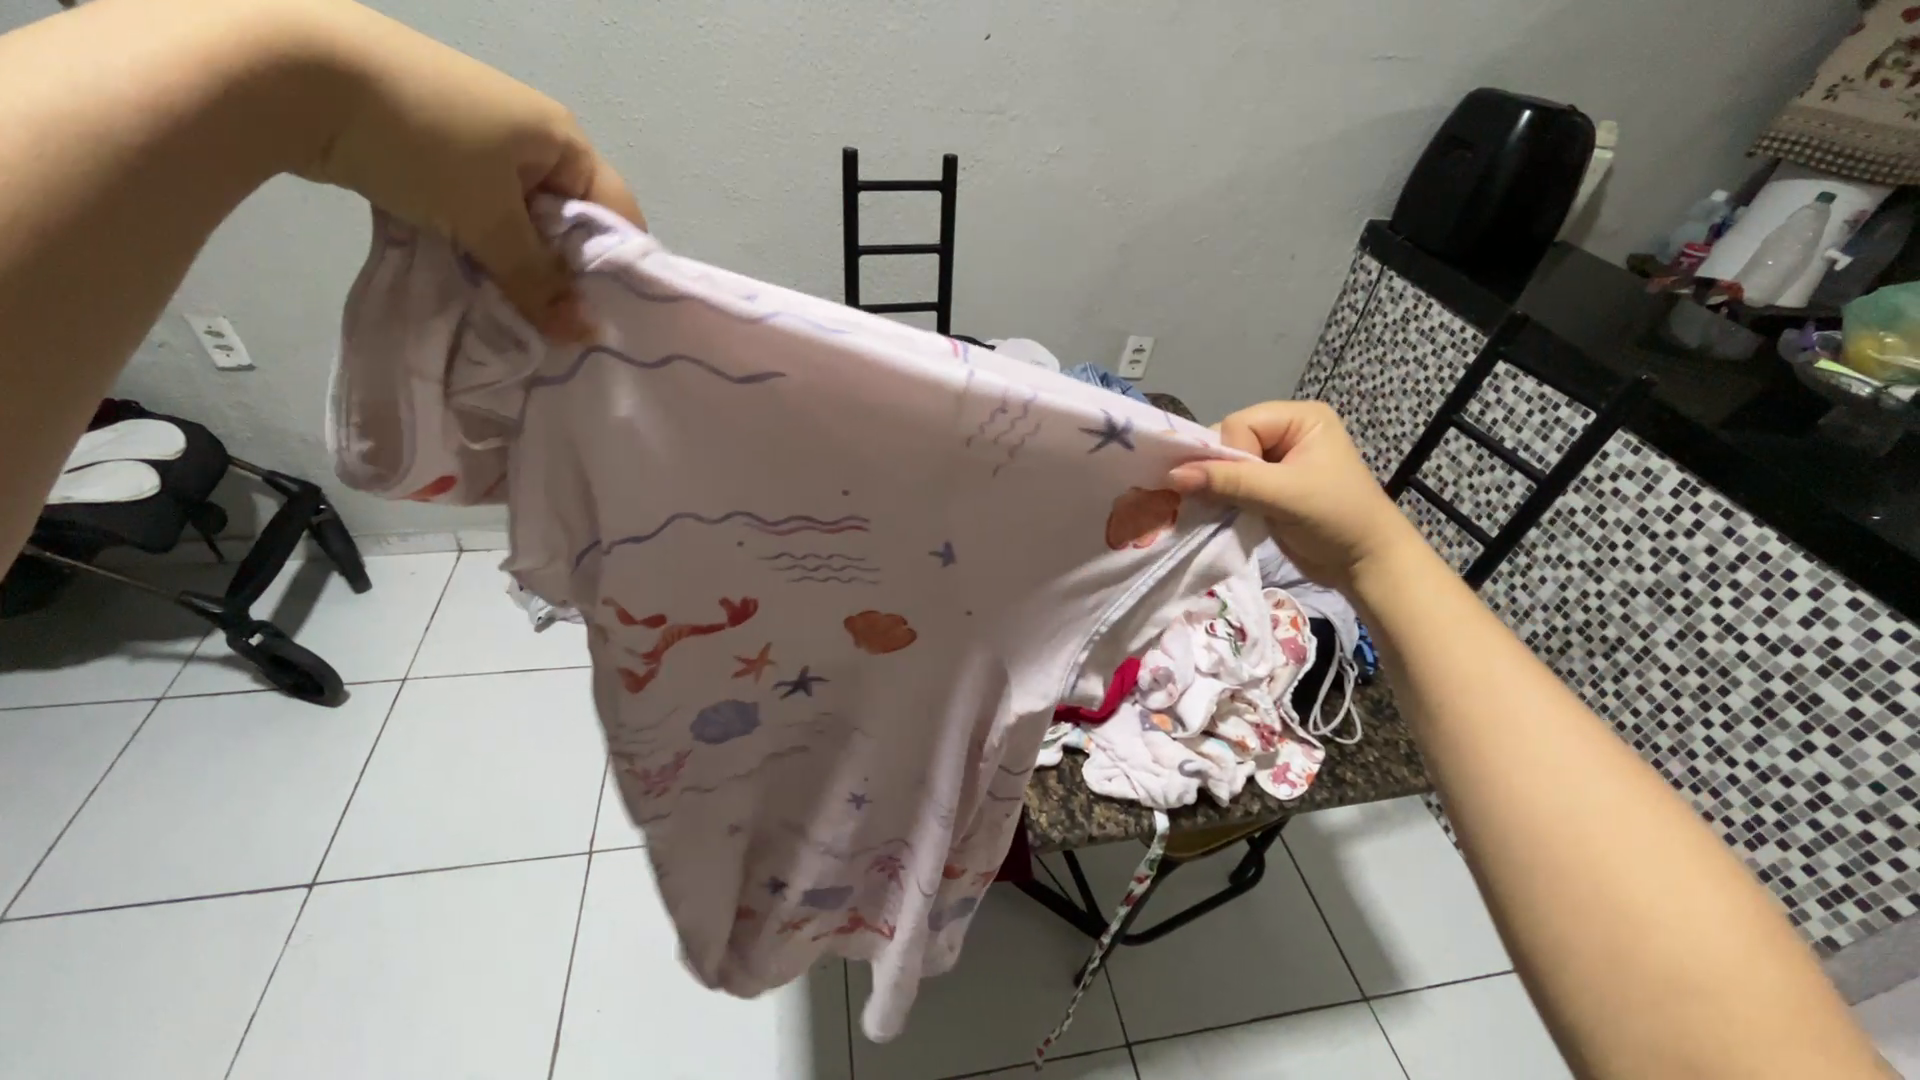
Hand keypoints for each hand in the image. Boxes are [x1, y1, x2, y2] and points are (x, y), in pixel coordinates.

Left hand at [287, 0, 642, 338]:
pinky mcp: (432, 150)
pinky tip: (465, 272)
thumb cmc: (420, 138)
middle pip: (567, 221)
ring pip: (517, 220)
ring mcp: (478, 140)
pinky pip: (475, 210)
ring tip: (505, 305)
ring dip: (512, 262)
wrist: (290, 68)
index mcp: (562, 139)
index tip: (602, 316)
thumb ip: (539, 281)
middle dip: (559, 271)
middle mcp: (530, 136)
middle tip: (552, 322)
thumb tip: (585, 335)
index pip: (617, 213)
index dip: (616, 267)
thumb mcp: (489, 219)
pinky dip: (474, 243)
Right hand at [1167, 401, 1426, 592]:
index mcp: (1299, 418)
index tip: (1241, 486)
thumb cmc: (1335, 518)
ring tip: (1217, 506)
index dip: (1229, 454)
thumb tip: (1173, 475)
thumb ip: (1228, 482)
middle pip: (1229, 441)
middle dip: (1218, 470)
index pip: (1239, 424)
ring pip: (1225, 464)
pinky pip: (1231, 484)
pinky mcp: (1268, 487)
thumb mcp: (1283, 495)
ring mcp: (1277, 461)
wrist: (1366, 564)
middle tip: (1219, 498)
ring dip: (1217, 487)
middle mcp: (1286, 432)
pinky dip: (1222, 498)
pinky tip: (1220, 510)